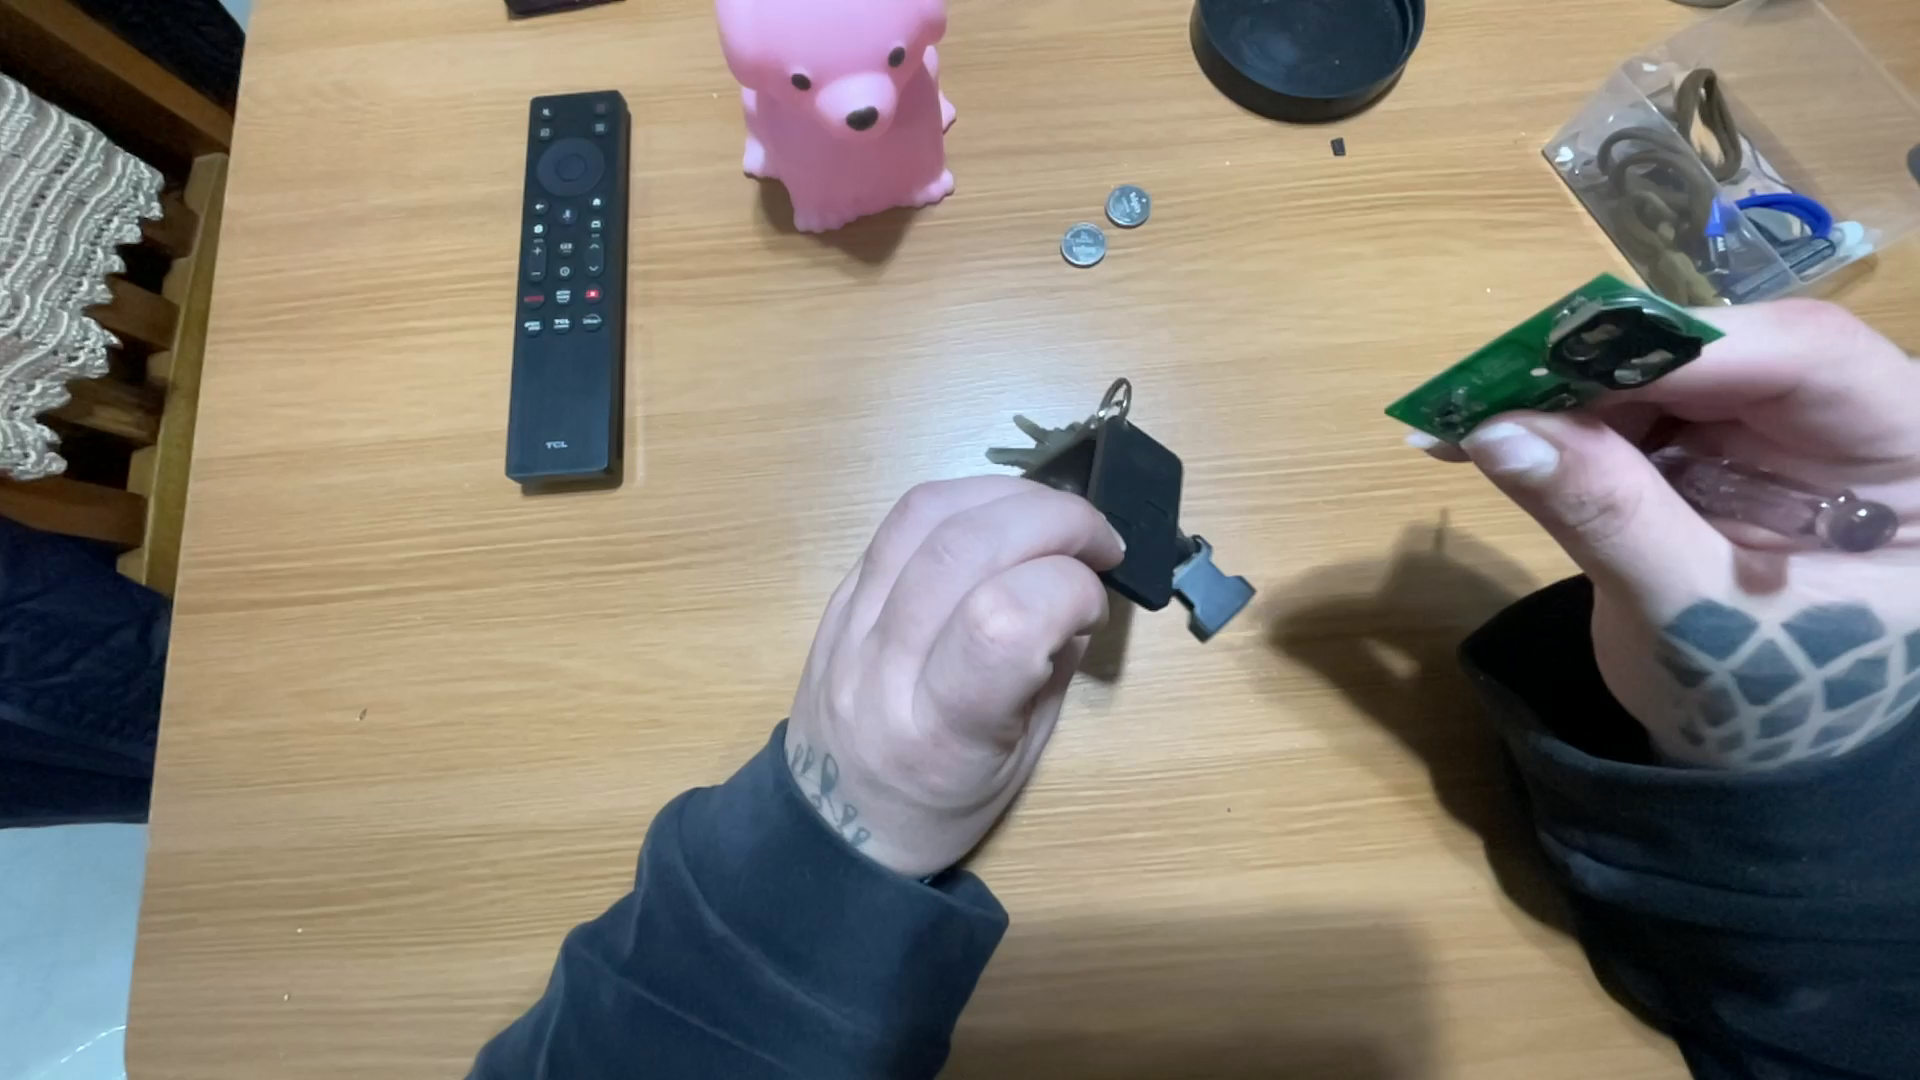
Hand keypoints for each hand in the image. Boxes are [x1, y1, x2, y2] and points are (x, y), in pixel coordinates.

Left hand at [785, 476, 1124, 876]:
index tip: (1095, 604)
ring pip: (926, 513)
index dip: (1069, 589)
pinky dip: (966, 499)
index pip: (1002, 623)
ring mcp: (850, 622)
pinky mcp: (839, 594)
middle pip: (965, 547)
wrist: (832, 820)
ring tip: (1053, 515)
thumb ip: (1052, 668)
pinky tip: (1000, 514)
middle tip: (1098, 539)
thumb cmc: (938, 806)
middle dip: (1055, 518)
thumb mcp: (1019, 761)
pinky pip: (901, 519)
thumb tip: (1077, 585)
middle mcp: (884, 666)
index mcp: (940, 732)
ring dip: (1010, 494)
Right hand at [1425, 300, 1919, 767]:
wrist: (1733, 736)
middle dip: (1586, 376)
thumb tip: (1496, 433)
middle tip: (1478, 397)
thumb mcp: (1685, 614)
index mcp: (1911, 459)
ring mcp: (1763, 435)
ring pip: (1647, 379)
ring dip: (1546, 399)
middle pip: (1711, 357)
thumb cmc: (1752, 694)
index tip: (1541, 370)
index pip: (1801, 360)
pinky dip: (1539, 427)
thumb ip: (1607, 518)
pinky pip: (1611, 416)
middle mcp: (1844, 424)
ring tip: (1459, 426)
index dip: (1669, 352)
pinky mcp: (1696, 451)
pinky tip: (1480, 441)